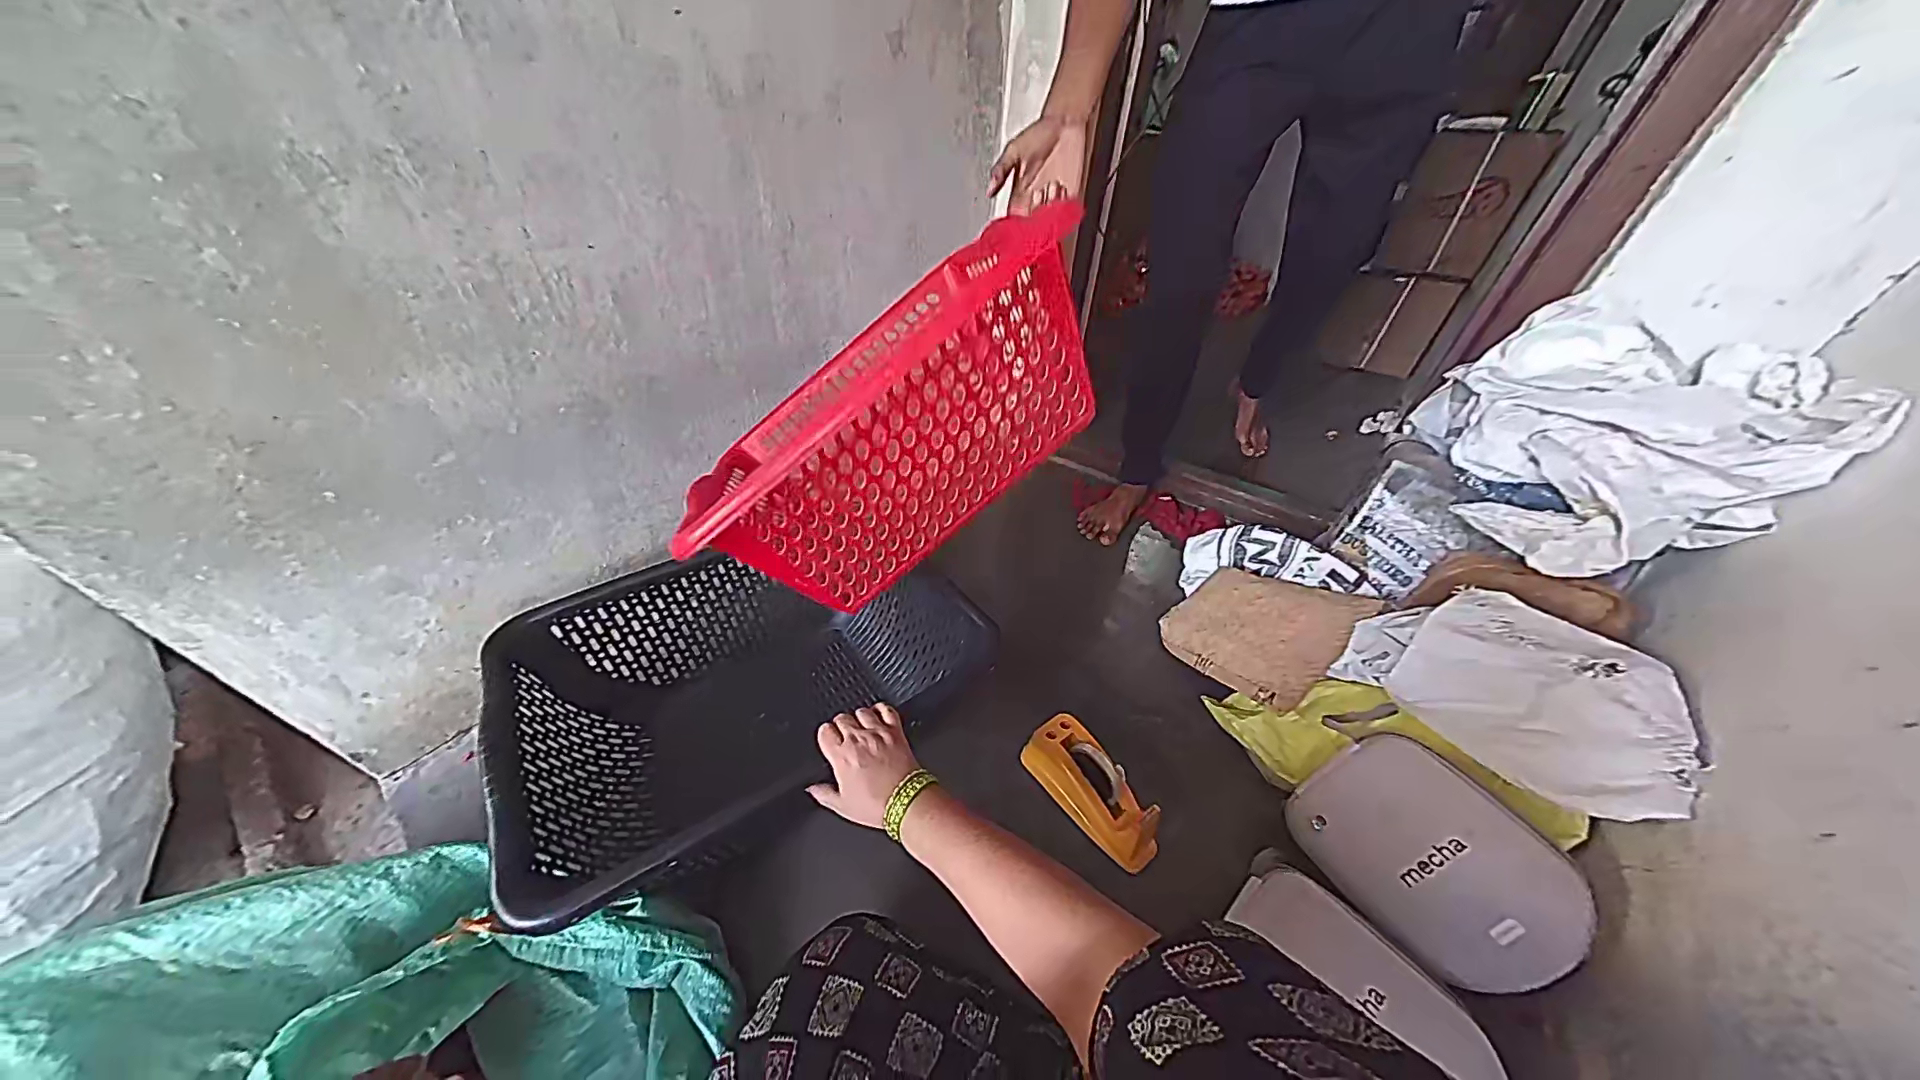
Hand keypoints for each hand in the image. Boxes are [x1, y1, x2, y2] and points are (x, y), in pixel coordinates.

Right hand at [807, 703, 921, 829]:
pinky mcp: (895, 731)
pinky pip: (886, 710)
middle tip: (845, 737)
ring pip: (862, 711)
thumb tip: (812, 789)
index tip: (829, 739)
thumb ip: (824, 794)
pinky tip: (879, 715)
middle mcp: (858, 740)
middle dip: (841, 726)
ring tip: (861, 727)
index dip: (826, 734)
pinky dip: (881, 709)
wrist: (906, 802)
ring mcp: (878, 733)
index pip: (825, 731)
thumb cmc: (877, 805)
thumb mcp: (843, 806)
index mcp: (842, 756)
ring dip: (859, 718)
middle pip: (842, 718)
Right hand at [988, 114, 1090, 214]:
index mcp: (1021, 193)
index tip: (1014, 223)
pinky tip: (1062, 187)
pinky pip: (1067, 210)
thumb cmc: (1039, 134)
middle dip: (1034, 214)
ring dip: (1049, 206)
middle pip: (1033, 222)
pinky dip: (1064, 205)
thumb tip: (989, 191)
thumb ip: (1001, 170)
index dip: (1014, 224)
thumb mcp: (1013, 150)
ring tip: (1050, 183)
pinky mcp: (1071, 194)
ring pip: (1050, 218)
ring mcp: (1054, 198)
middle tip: (1036, 193)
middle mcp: (1037, 198)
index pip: (1015, 218)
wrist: (1064, 122)